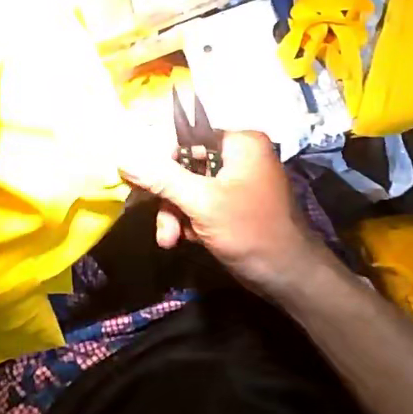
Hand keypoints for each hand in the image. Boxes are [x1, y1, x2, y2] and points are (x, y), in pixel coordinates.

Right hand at [120, 130, 330, 298]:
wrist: (288, 277)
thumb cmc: (250, 230)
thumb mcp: (202, 202)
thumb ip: (162, 179)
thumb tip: (123, 158)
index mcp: (239, 143)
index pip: (186, 136)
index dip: (160, 157)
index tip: (137, 179)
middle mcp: (238, 156)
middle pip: (184, 165)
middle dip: (168, 198)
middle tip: (161, 223)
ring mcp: (235, 182)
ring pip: (187, 188)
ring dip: (174, 215)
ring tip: (170, 240)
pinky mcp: (231, 205)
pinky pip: (198, 204)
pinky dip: (187, 222)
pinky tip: (184, 241)